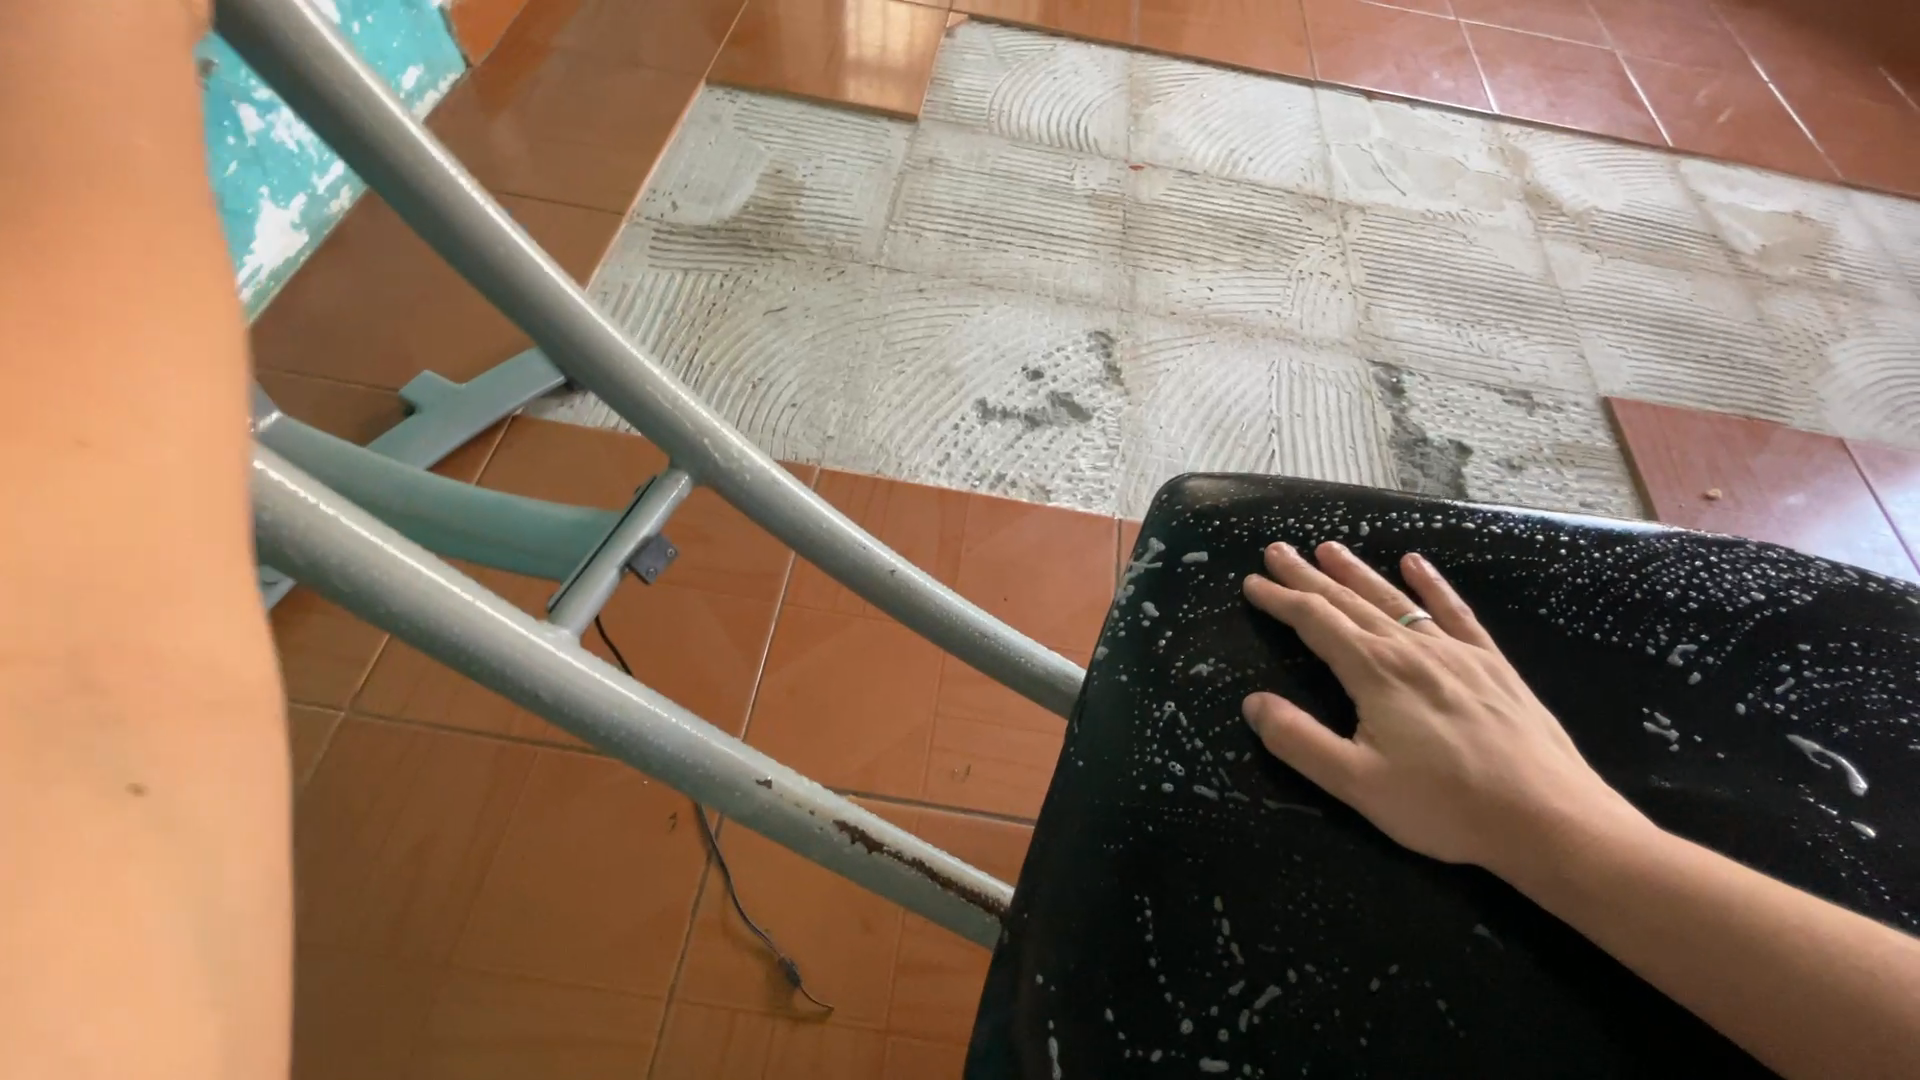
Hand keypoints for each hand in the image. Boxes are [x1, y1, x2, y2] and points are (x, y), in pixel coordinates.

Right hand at [1241, 541, 1647, 876]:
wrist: (1552, 820)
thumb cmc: (1445, 805)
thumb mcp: (1356, 783)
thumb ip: (1298, 740)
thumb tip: (1252, 703)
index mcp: (1374, 672)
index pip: (1314, 621)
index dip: (1280, 600)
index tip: (1252, 583)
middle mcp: (1410, 649)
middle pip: (1347, 601)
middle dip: (1307, 576)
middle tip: (1276, 550)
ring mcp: (1454, 652)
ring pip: (1393, 600)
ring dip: (1356, 572)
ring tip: (1328, 547)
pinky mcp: (1491, 664)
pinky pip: (1454, 612)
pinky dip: (1431, 585)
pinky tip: (1414, 564)